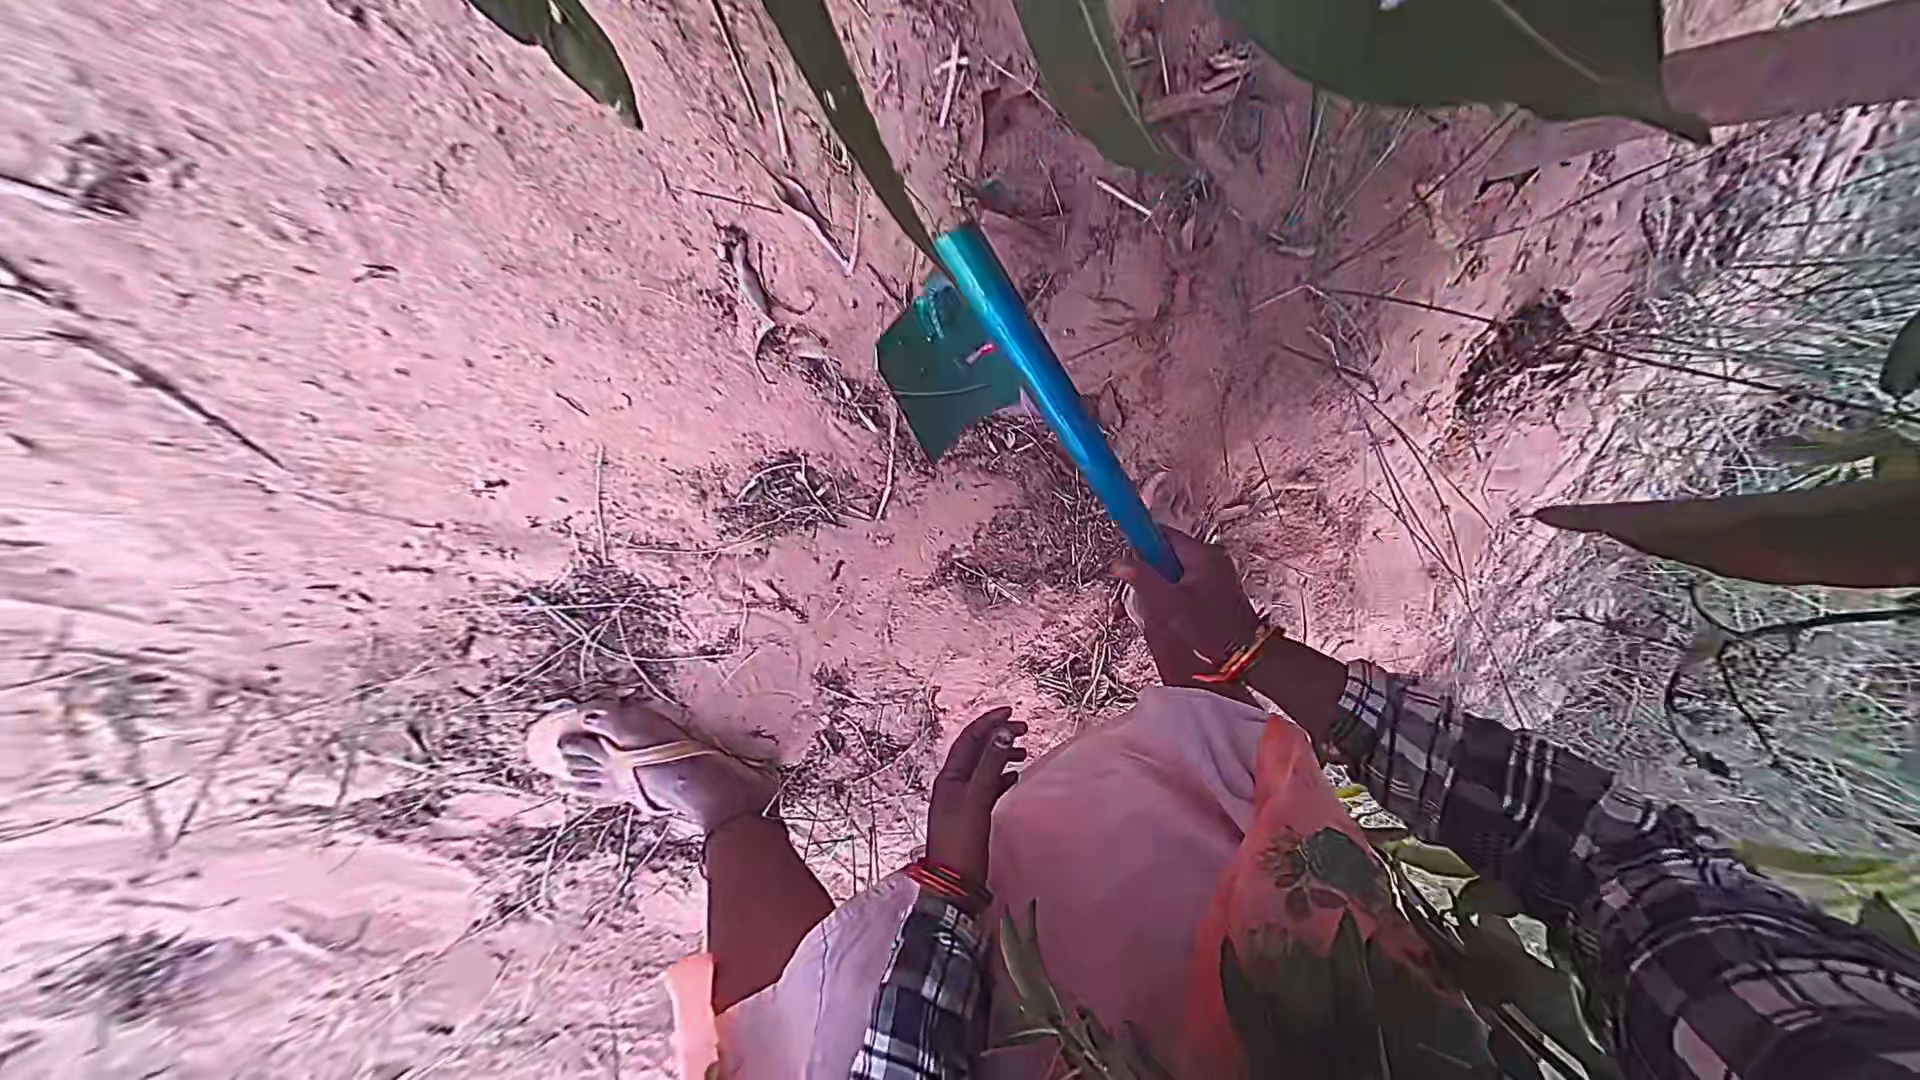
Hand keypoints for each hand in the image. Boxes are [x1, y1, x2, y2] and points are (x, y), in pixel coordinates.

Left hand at [925, 706, 1026, 887]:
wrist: (954, 886)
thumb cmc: (962, 842)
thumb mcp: (978, 799)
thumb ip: (990, 765)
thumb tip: (1003, 732)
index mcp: (950, 776)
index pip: (969, 738)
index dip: (988, 722)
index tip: (1010, 712)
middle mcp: (953, 783)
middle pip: (976, 750)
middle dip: (998, 736)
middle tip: (1022, 730)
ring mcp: (962, 799)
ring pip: (983, 767)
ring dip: (1001, 755)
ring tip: (1023, 752)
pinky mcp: (972, 814)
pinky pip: (988, 786)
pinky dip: (1002, 777)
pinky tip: (1015, 777)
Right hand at [1113, 527, 1261, 665]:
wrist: (1244, 662)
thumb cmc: (1211, 633)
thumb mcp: (1166, 603)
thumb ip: (1140, 577)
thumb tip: (1120, 563)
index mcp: (1202, 555)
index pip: (1161, 534)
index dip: (1139, 545)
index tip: (1126, 557)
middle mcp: (1211, 562)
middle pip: (1164, 557)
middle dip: (1144, 577)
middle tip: (1134, 597)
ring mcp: (1214, 580)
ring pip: (1171, 577)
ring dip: (1154, 593)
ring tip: (1148, 614)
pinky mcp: (1214, 598)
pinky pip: (1182, 591)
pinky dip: (1168, 603)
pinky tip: (1163, 621)